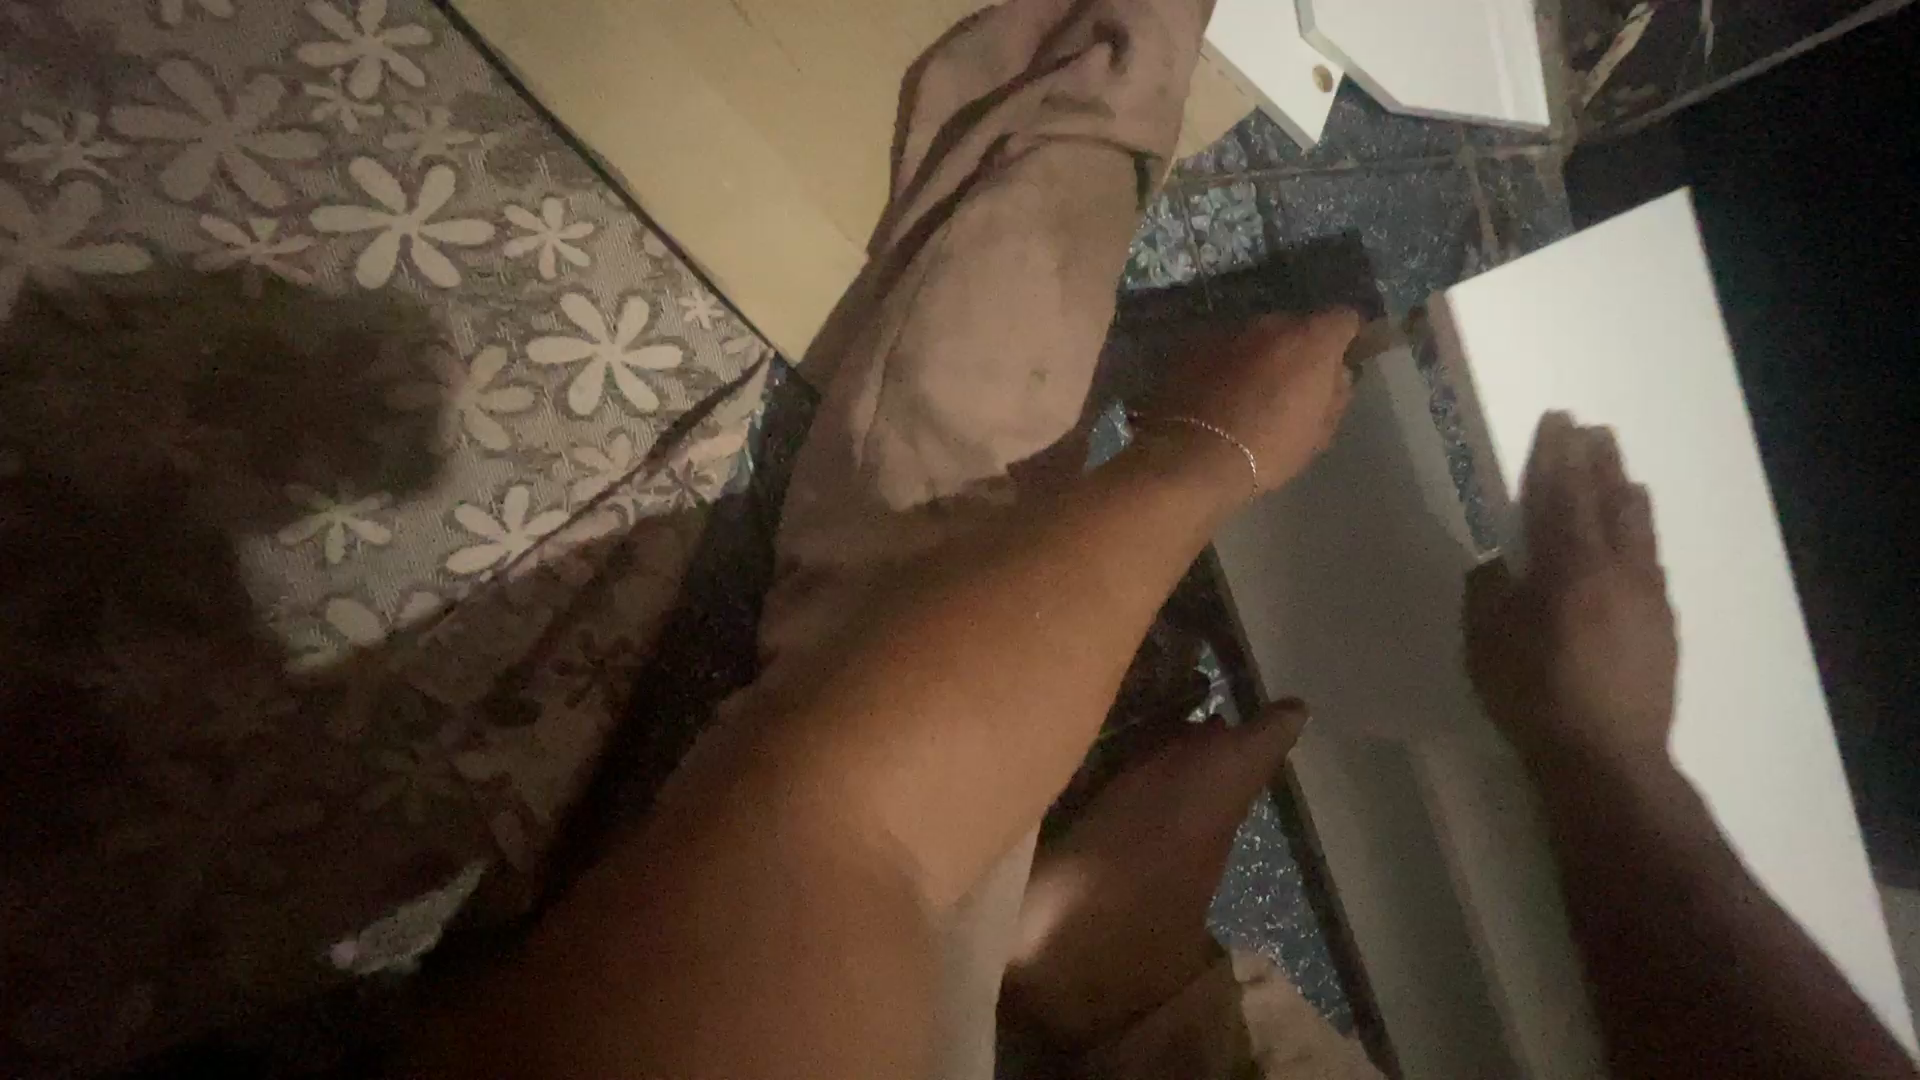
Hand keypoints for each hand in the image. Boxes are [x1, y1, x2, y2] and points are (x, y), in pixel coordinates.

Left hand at [1145, 309, 1360, 496]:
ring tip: (1242, 392)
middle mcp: (1268, 325)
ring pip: (1250, 338)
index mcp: (1310, 340)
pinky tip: (1211, 394)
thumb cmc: (1265, 453)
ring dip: (1253, 356)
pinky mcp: (1188, 347)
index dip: (1342, 339)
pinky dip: (1219, 364)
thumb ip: (1335, 394)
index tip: (1336, 360)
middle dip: (1292, 349)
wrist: (1191, 461)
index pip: (1342, 319)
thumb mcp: (1317, 433)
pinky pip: (1216, 350)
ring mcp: (1224, 332)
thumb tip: (1336, 374)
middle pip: (1291, 327)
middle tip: (1283, 385)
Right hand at [1464, 413, 1677, 769]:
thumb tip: (1497, 562)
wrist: (1605, 753)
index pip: (1559, 498)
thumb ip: (1489, 590)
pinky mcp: (1661, 620)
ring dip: (1623, 489)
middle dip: (1596, 462)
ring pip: (1638, 527)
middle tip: (1591, 427)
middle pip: (1607, 502)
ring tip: (1618, 465)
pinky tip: (1635, 526)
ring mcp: (1646, 595)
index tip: (1557, 422)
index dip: (1555, 458)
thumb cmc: (1530, 693)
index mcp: (1567, 570)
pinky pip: (1650, 556)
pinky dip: (1640, 528)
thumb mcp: (1486, 639)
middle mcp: (1615, 571)